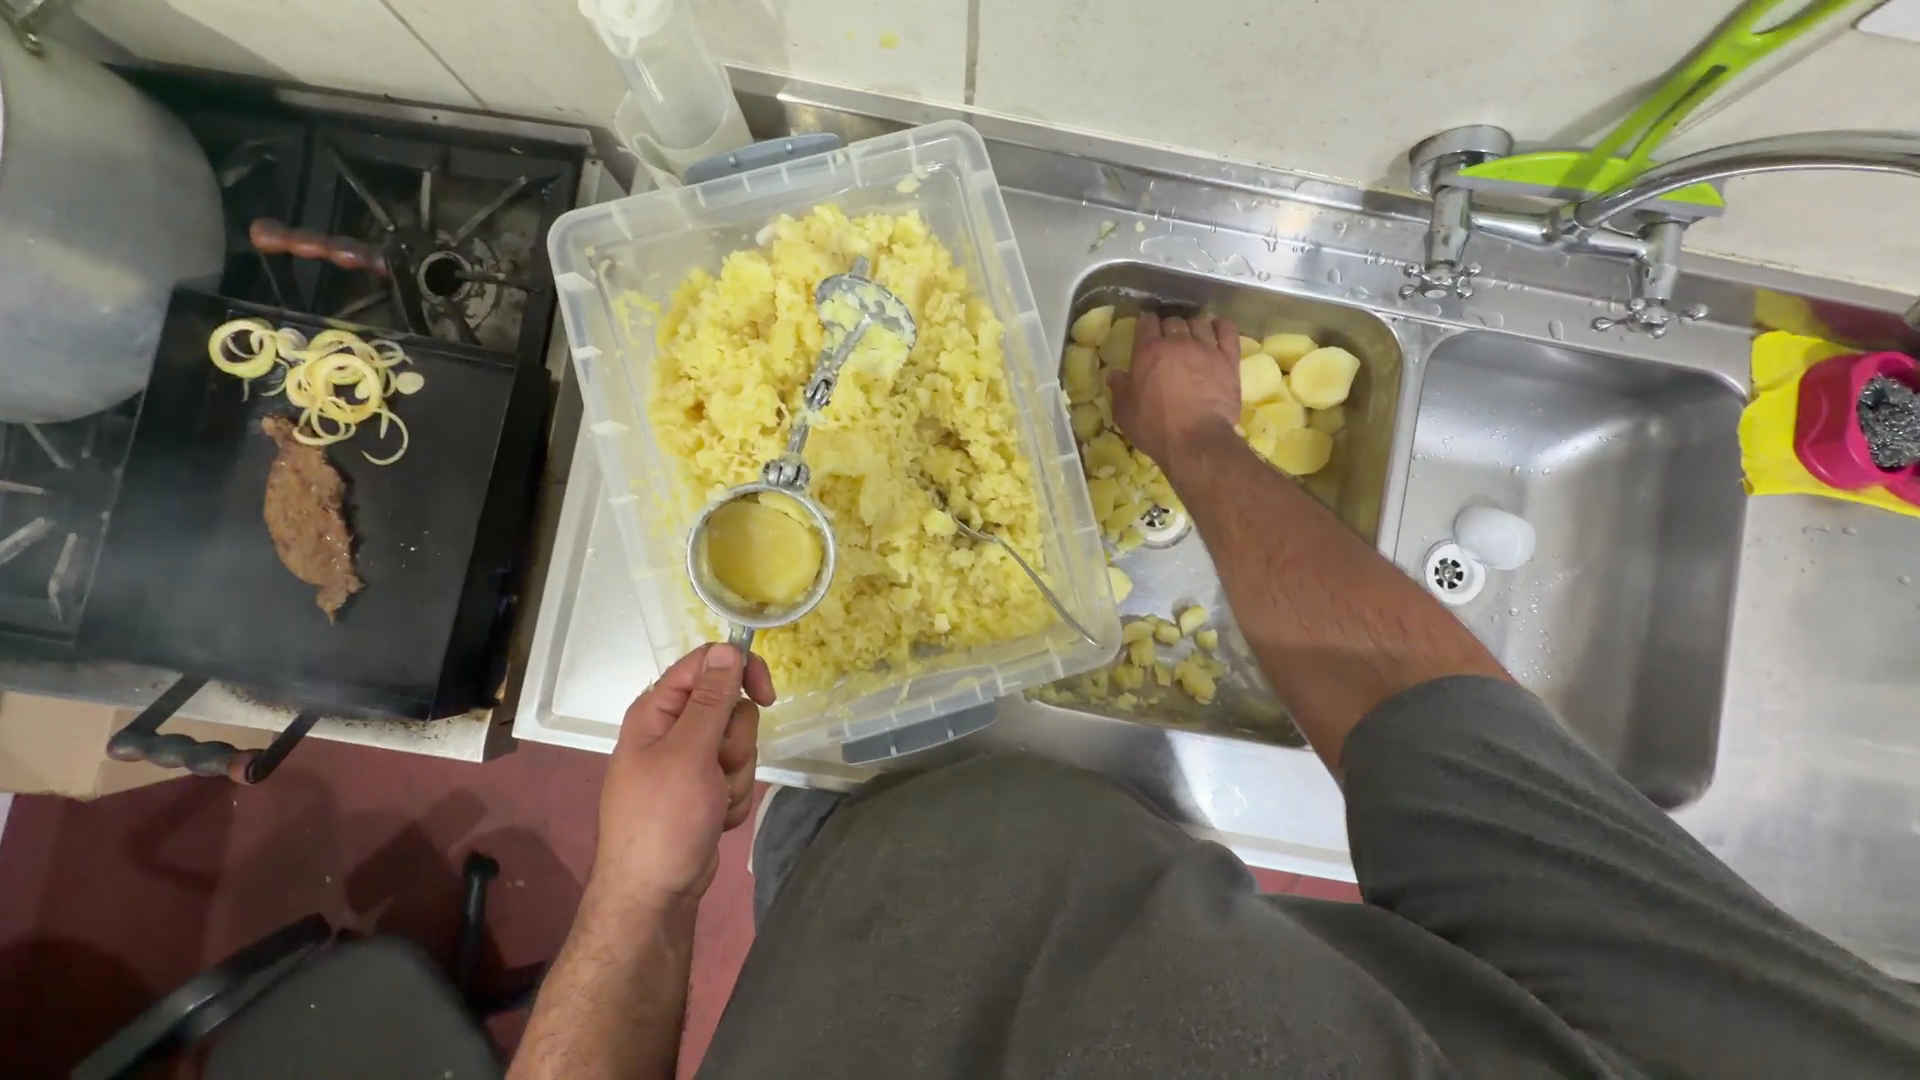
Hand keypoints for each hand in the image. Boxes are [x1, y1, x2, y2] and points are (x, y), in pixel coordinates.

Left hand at [590, 643, 775, 909]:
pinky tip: (715, 817)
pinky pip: (737, 773)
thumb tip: (728, 647)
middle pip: (731, 706)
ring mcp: (689, 761)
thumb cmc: (663, 820)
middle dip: (736, 740)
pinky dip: (733, 796)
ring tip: (713, 801)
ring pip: (739, 742)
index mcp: (657, 710)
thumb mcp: (690, 753)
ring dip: (736, 773)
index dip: (740, 672)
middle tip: (716, 767)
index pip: (707, 664)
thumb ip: (712, 698)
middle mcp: (672, 729)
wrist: (655, 894)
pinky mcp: (704, 788)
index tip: (766, 696)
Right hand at [1108, 312, 1242, 464]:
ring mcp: (1206, 348)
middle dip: (1168, 327)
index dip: (1145, 324)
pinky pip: (1226, 330)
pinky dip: (1220, 327)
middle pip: (1173, 321)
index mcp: (1148, 351)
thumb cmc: (1155, 427)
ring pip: (1199, 323)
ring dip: (1192, 328)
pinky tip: (1216, 331)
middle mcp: (1178, 342)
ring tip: (1191, 339)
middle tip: (1167, 341)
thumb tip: (1114, 375)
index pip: (1146, 323)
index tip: (1144, 330)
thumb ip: (1119, 389)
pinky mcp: (1228, 359)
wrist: (1196, 440)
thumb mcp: (1125, 413)